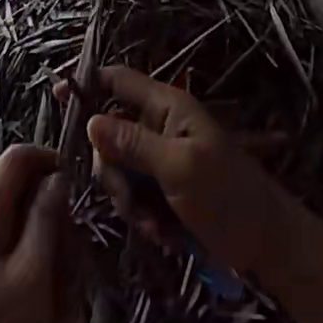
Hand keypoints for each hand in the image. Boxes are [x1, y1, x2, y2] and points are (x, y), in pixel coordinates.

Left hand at [0, 145, 71, 322]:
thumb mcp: (31, 276)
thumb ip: (47, 218)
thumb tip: (58, 177)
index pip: (18, 157)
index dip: (52, 162)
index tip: (81, 190)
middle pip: (23, 196)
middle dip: (54, 224)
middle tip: (72, 264)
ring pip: (23, 232)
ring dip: (49, 259)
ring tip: (59, 304)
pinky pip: (13, 261)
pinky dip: (35, 280)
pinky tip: (46, 319)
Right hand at [81, 66, 296, 274]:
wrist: (266, 242)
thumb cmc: (228, 196)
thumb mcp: (178, 168)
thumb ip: (133, 144)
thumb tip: (90, 120)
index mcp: (167, 107)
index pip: (118, 80)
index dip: (87, 83)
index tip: (57, 96)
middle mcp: (160, 126)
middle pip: (109, 133)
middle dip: (112, 170)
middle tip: (129, 198)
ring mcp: (161, 158)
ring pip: (118, 169)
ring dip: (128, 199)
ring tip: (155, 224)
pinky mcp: (163, 186)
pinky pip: (133, 194)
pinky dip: (141, 214)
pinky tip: (162, 233)